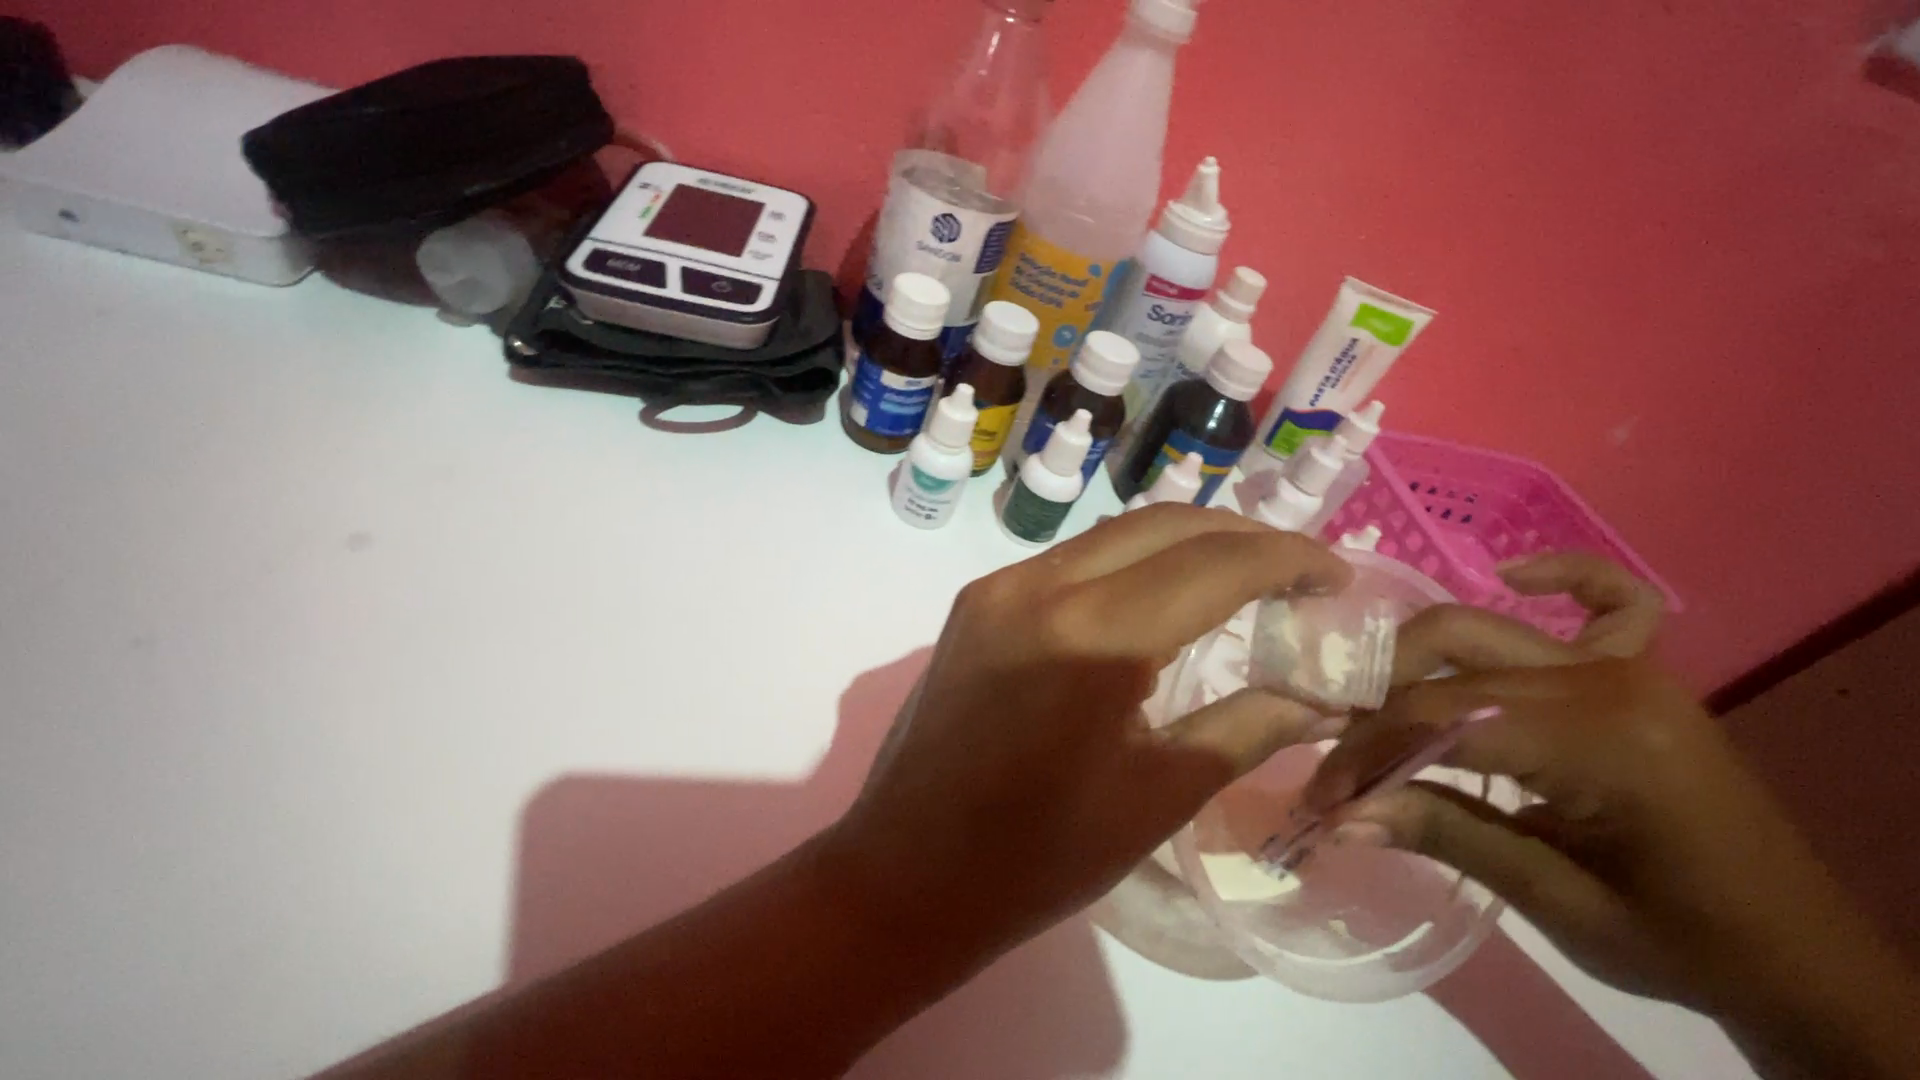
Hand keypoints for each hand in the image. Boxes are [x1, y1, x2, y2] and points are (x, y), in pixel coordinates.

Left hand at [824, 505, 1351, 957]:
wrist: (907, 872)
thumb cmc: (1038, 857)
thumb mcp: (1159, 796)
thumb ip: (1248, 726)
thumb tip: (1322, 692)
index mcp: (1091, 635)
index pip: (1214, 564)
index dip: (1288, 559)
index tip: (1340, 576)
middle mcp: (1038, 586)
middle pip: (1164, 526)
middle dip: (1244, 538)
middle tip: (1300, 574)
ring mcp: (998, 586)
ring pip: (1116, 535)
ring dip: (1187, 544)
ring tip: (1245, 580)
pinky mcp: (976, 602)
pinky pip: (1073, 560)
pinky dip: (1133, 564)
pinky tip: (1163, 598)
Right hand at [1305, 556, 1919, 1077]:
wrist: (1796, 955)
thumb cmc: (1679, 940)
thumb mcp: (1557, 903)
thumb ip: (1446, 837)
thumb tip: (1340, 817)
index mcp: (1599, 742)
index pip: (1442, 721)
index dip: (1368, 754)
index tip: (1321, 799)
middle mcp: (1608, 682)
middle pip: (1452, 670)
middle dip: (1379, 716)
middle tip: (1343, 766)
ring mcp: (1629, 669)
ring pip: (1488, 631)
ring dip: (1418, 663)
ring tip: (1377, 710)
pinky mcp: (1643, 672)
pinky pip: (1610, 600)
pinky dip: (1562, 577)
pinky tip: (1513, 579)